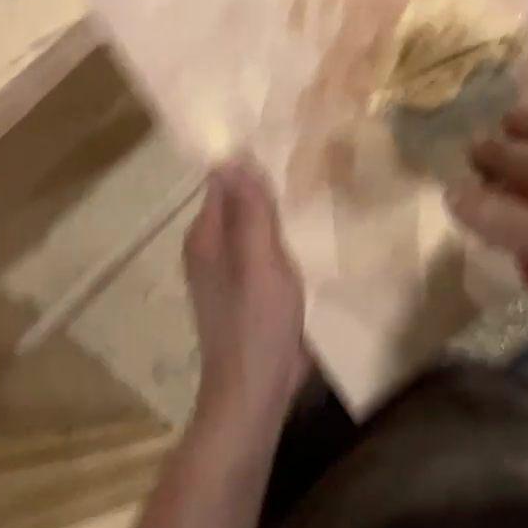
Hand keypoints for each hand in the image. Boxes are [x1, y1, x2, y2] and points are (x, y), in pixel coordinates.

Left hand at [182, 159, 309, 420]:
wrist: (256, 391)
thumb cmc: (257, 325)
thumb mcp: (259, 263)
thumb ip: (249, 213)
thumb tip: (234, 157)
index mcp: (207, 236)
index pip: (224, 179)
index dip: (251, 159)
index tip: (289, 136)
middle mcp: (213, 248)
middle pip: (241, 200)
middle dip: (270, 181)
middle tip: (315, 155)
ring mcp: (232, 270)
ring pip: (258, 225)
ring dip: (283, 210)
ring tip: (321, 183)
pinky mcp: (253, 290)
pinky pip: (269, 249)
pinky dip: (288, 237)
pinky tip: (316, 230)